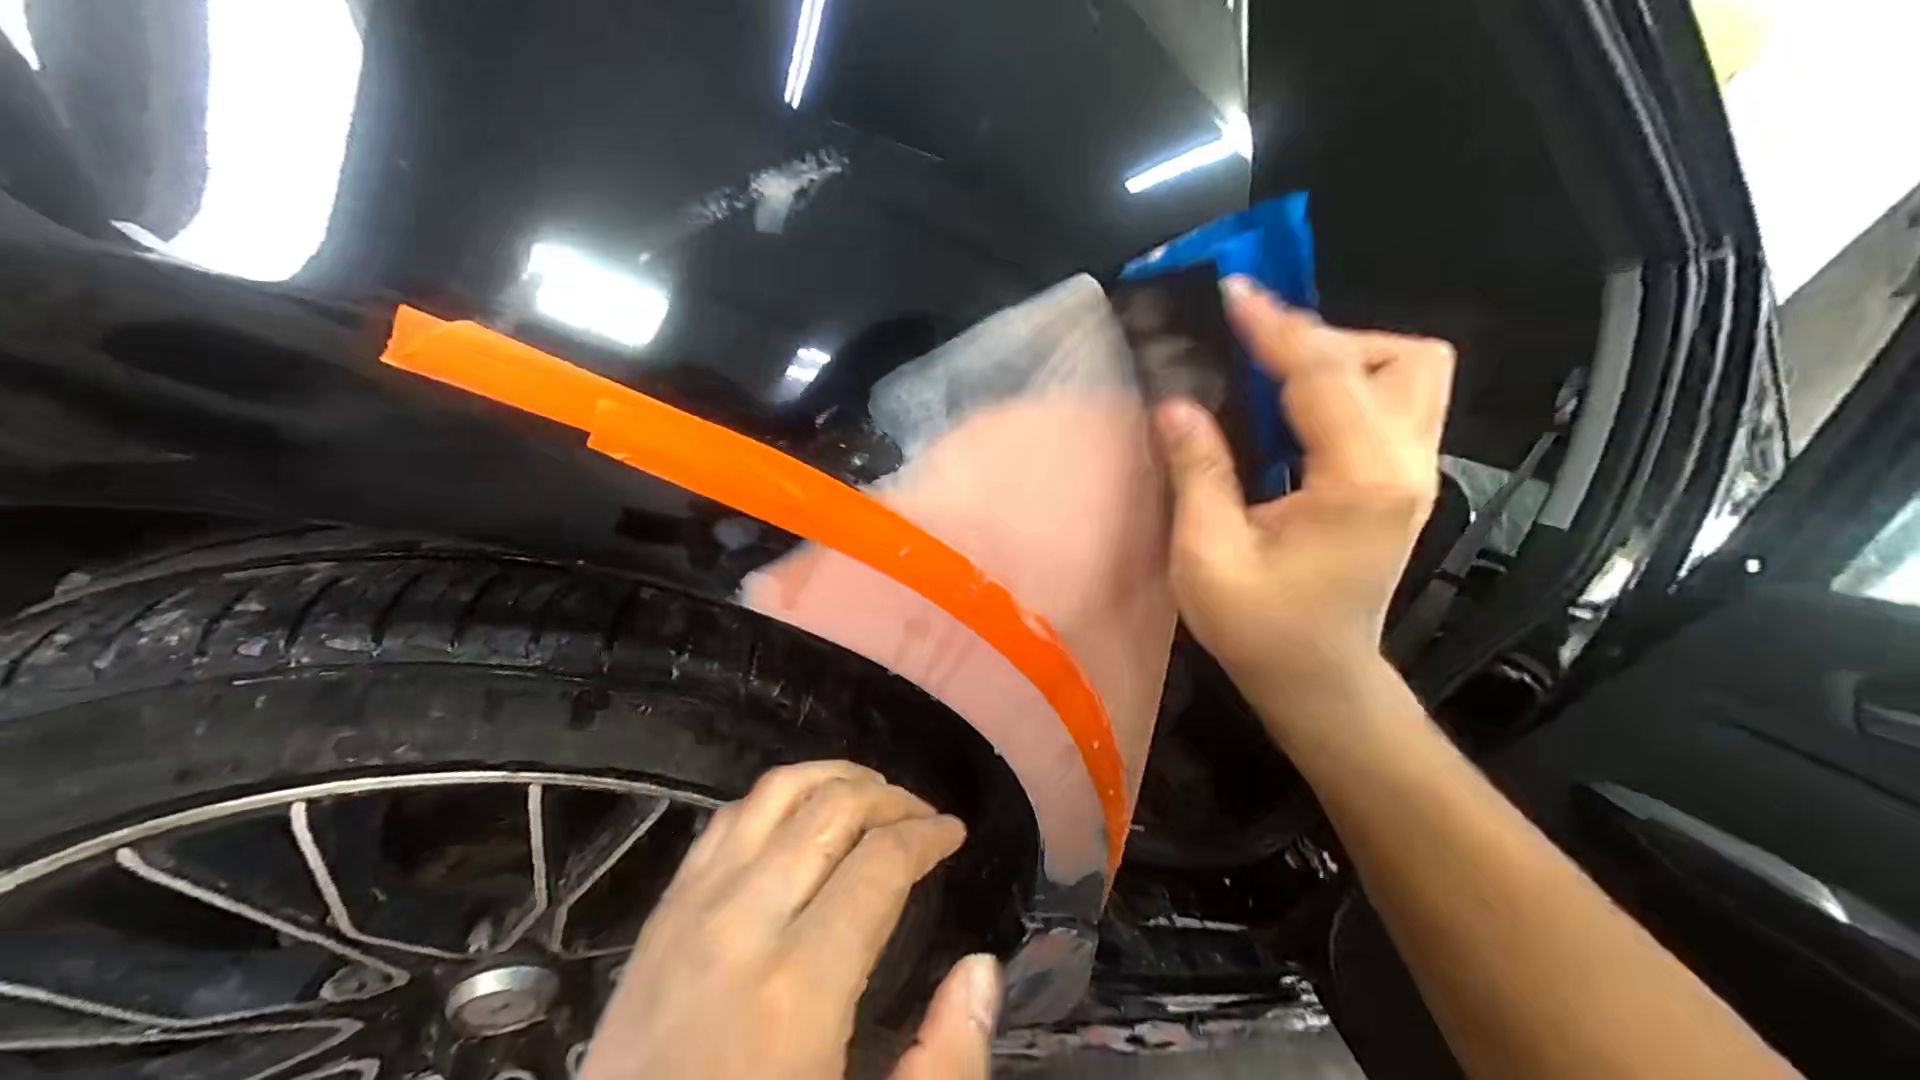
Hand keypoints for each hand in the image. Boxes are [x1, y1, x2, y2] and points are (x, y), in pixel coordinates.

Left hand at [579, 761, 1001, 1079]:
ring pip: (776, 793)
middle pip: (831, 810)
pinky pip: (727, 818)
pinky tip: (802, 814)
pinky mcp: (661, 912)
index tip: (953, 834)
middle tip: (922, 817)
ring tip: (872, 794)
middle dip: (890, 798)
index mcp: (799, 986)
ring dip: (834, 778)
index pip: (879, 863)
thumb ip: (944, 1061)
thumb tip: (981, 966)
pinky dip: (777, 798)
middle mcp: (743, 922)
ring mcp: (692, 908)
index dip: (928, 835)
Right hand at [1155, 277, 1453, 708]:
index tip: (1233, 293)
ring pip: (1410, 373)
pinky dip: (1345, 385)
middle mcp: (1405, 465)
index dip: (1276, 327)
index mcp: (1360, 481)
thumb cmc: (1261, 629)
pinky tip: (1290, 406)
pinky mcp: (1401, 483)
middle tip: (1258, 356)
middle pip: (1402, 356)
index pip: (1327, 373)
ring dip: (1345, 358)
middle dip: (1329, 339)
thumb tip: (1176, 402)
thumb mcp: (1209, 555)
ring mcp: (1413, 474)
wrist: (1318, 679)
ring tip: (1275, 376)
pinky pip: (1391, 403)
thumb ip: (1198, 470)